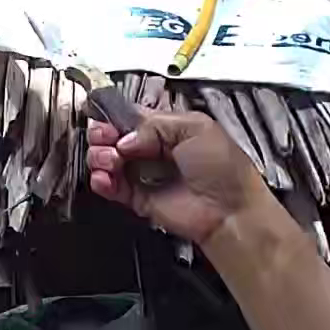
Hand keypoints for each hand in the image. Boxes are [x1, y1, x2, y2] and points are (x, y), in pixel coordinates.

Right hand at [85, 110, 270, 245]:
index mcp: (167, 128)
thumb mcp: (194, 127)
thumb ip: (154, 125)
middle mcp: (152, 149)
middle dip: (102, 135)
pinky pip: (110, 187)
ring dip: (100, 157)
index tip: (102, 117)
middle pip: (113, 137)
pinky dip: (101, 181)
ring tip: (109, 160)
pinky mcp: (138, 199)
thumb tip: (125, 138)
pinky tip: (103, 177)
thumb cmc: (223, 168)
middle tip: (104, 137)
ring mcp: (144, 174)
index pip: (131, 117)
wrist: (230, 212)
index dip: (114, 117)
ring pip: (107, 161)